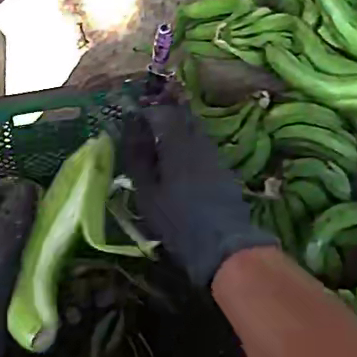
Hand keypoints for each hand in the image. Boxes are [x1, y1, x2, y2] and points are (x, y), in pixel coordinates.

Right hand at [121, 101, 275, 287]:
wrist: (223, 244)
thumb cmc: (177, 219)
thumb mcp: (147, 193)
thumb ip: (138, 159)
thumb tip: (130, 132)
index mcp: (178, 143)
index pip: (163, 113)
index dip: (147, 113)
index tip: (134, 120)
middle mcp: (200, 143)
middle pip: (184, 119)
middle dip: (165, 120)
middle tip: (148, 131)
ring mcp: (216, 157)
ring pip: (196, 135)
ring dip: (179, 136)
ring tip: (162, 151)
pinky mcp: (226, 172)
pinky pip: (204, 151)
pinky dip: (190, 152)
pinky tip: (182, 169)